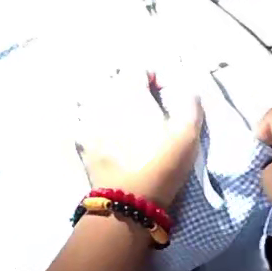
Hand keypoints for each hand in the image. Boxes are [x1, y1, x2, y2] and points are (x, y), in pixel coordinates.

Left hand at [74, 69, 202, 207]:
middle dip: (128, 87)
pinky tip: (101, 131)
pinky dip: (89, 119)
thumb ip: (190, 105)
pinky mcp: (81, 142)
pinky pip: (81, 120)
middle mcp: (105, 101)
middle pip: (113, 79)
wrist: (129, 202)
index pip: (138, 68)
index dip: (153, 77)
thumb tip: (187, 89)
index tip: (163, 94)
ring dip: (106, 99)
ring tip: (118, 116)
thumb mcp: (188, 135)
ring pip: (92, 96)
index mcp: (131, 94)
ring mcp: (89, 121)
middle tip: (143, 105)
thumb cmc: (162, 165)